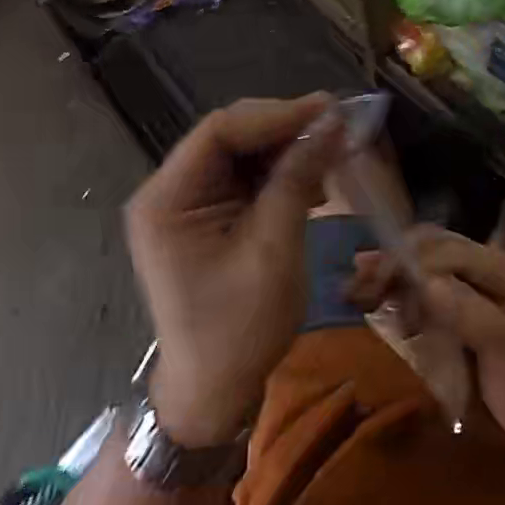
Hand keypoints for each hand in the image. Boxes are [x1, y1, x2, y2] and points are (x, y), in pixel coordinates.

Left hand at [124, 93, 344, 446]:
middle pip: (229, 137)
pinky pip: (245, 178)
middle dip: (284, 130)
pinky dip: (280, 175)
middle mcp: (169, 191)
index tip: (328, 110)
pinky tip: (312, 183)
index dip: (276, 115)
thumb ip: (296, 180)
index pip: (219, 131)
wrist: (214, 394)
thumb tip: (331, 122)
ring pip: (242, 154)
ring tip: (333, 152)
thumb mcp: (273, 251)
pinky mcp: (208, 216)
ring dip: (287, 151)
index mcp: (167, 199)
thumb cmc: (238, 331)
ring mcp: (187, 203)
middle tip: (338, 126)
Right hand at [349, 227, 504, 460]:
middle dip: (391, 262)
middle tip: (355, 283)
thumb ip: (475, 317)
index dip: (407, 263)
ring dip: (391, 273)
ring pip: (425, 263)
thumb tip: (427, 283)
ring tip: (355, 287)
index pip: (445, 251)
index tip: (374, 286)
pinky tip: (379, 298)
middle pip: (430, 249)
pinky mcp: (468, 306)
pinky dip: (401, 290)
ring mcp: (477, 285)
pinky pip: (428, 287)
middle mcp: (488, 268)